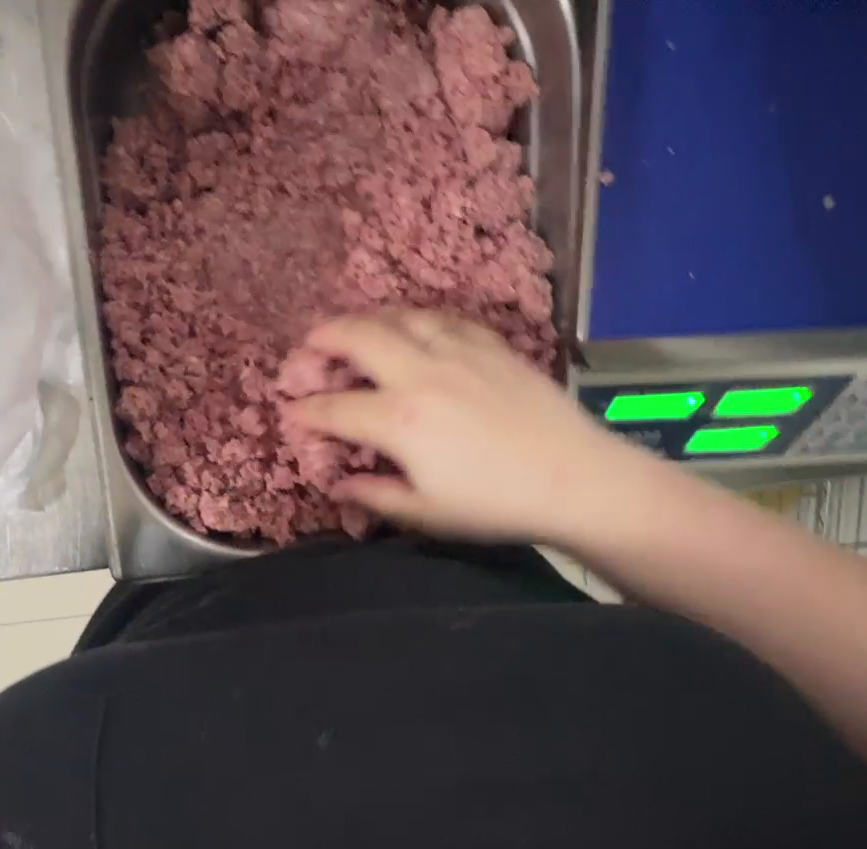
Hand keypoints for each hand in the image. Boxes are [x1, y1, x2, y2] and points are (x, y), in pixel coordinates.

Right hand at [283, 309, 654, 544]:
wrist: (574, 478)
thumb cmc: (495, 505)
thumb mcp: (426, 513)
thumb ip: (374, 495)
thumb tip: (338, 485)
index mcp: (401, 420)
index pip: (336, 407)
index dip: (306, 409)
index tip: (291, 409)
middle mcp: (422, 373)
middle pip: (358, 338)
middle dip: (323, 339)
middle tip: (308, 348)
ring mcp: (459, 352)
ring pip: (400, 316)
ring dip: (367, 319)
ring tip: (353, 330)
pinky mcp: (491, 345)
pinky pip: (443, 318)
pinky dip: (415, 319)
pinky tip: (413, 328)